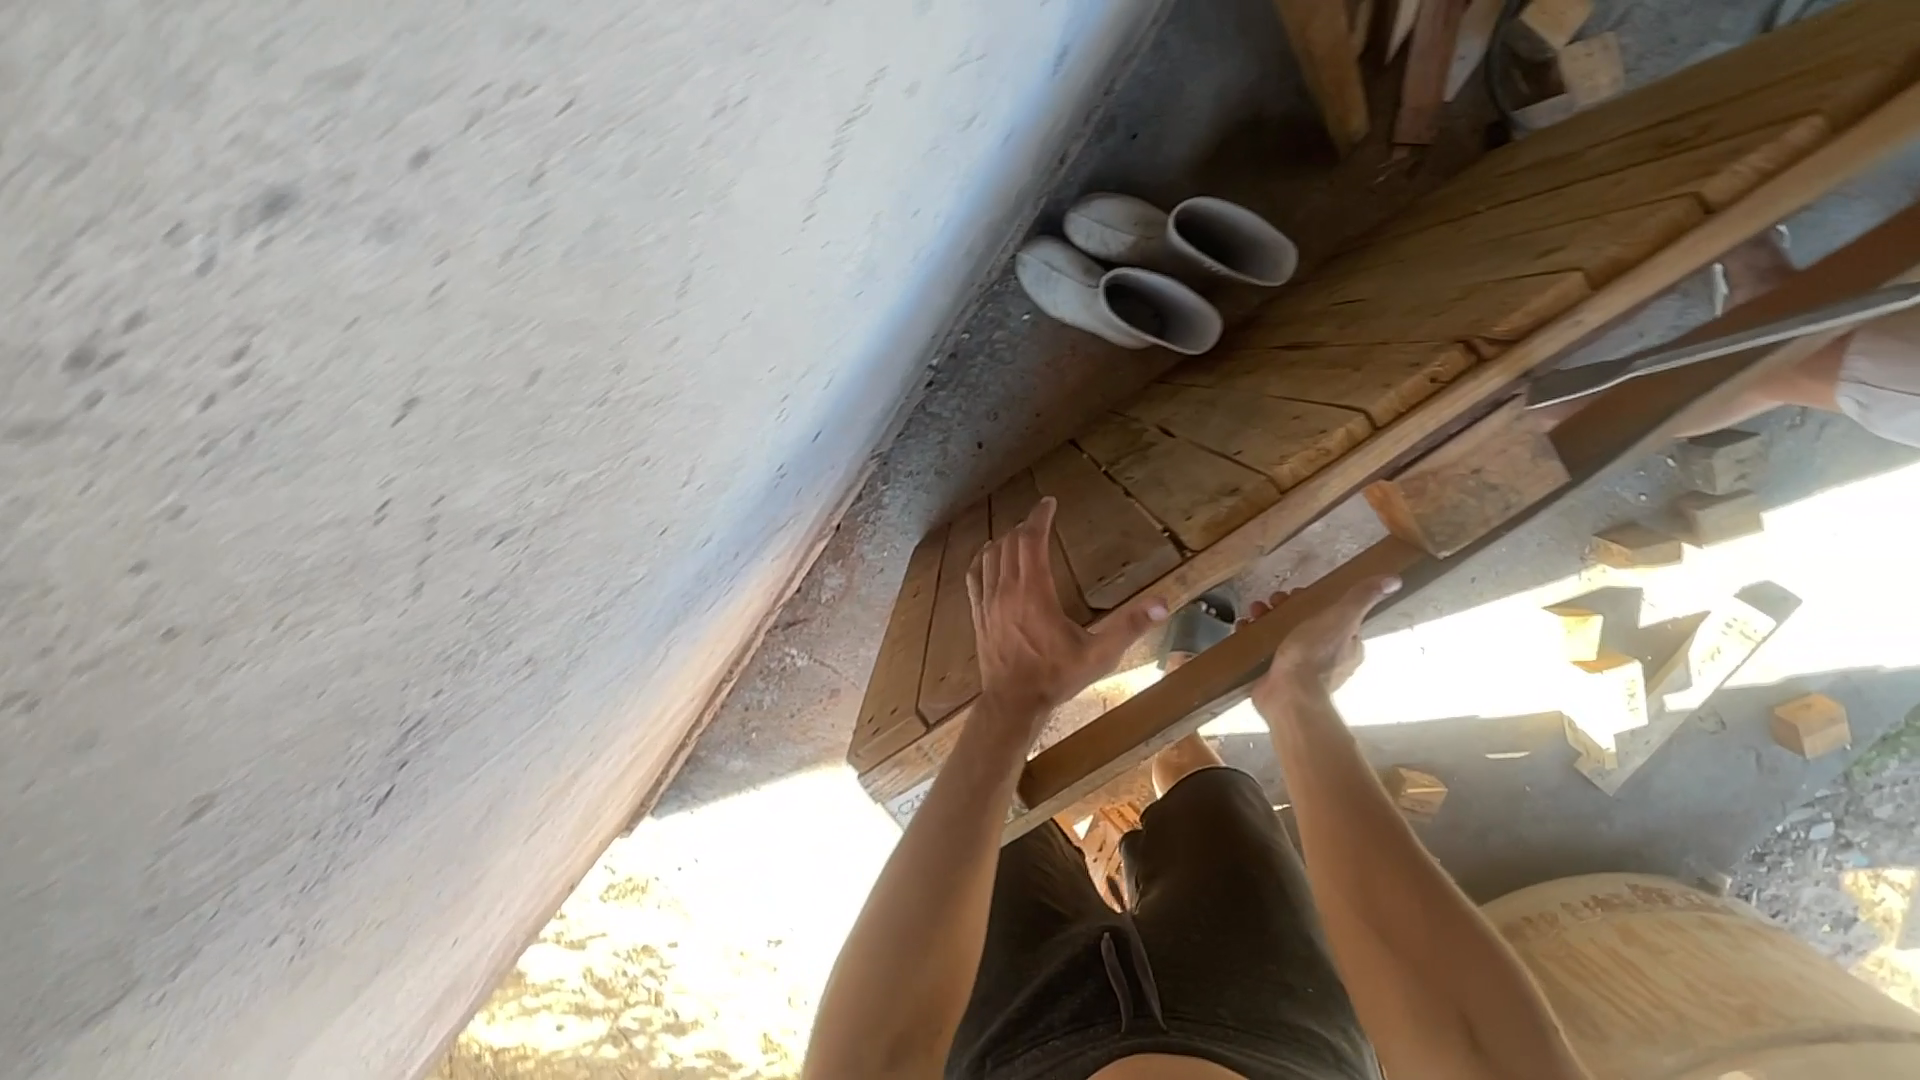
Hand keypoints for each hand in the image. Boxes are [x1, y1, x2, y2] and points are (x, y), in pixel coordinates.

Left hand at [966, 497, 1166, 722]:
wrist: (1014, 704)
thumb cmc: (1056, 678)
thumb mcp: (1099, 654)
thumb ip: (1130, 626)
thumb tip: (1162, 603)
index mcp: (1034, 592)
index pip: (1032, 540)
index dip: (1040, 517)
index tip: (1049, 503)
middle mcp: (1007, 590)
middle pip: (1011, 543)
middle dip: (1026, 526)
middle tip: (1041, 518)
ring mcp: (988, 603)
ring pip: (990, 557)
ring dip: (1005, 540)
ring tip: (1019, 534)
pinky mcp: (978, 616)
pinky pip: (974, 577)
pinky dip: (981, 560)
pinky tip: (986, 556)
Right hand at [1250, 575, 1399, 715]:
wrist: (1287, 694)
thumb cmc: (1314, 655)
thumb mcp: (1340, 619)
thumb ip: (1362, 598)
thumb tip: (1394, 579)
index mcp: (1347, 645)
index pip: (1331, 615)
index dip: (1311, 602)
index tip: (1292, 594)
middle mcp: (1327, 658)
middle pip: (1304, 623)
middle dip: (1284, 608)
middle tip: (1269, 602)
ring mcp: (1300, 668)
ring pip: (1283, 635)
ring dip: (1267, 619)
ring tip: (1253, 613)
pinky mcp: (1277, 675)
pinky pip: (1266, 650)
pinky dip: (1255, 637)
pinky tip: (1244, 629)